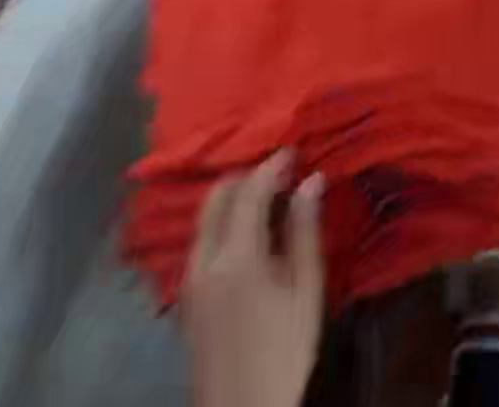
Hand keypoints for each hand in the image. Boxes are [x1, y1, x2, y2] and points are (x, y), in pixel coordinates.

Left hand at [183, 151, 324, 406]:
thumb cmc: (284, 349)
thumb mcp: (305, 288)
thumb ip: (304, 230)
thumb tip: (311, 180)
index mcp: (235, 259)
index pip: (248, 192)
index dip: (271, 165)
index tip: (295, 149)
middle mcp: (202, 262)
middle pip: (217, 197)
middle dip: (248, 175)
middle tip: (283, 171)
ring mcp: (189, 279)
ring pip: (206, 216)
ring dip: (235, 196)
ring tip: (272, 194)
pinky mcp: (186, 295)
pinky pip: (202, 238)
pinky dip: (225, 220)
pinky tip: (252, 228)